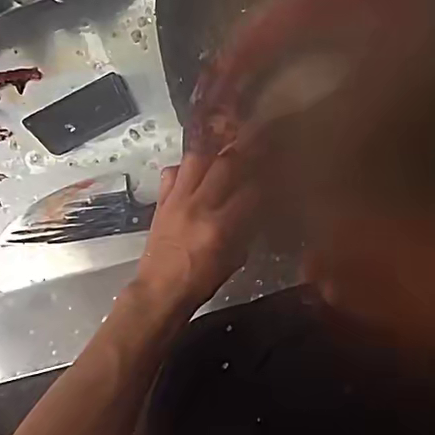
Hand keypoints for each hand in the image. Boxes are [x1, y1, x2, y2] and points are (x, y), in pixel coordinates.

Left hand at [131, 150, 258, 314]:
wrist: (159, 290)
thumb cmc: (199, 282)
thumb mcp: (233, 259)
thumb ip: (245, 229)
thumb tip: (256, 206)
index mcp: (221, 227)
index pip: (252, 190)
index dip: (267, 177)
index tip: (275, 170)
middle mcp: (199, 207)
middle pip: (226, 164)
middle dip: (246, 151)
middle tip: (258, 145)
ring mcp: (177, 201)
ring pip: (197, 160)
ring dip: (214, 153)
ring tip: (225, 154)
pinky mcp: (161, 202)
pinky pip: (172, 172)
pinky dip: (184, 168)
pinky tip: (194, 173)